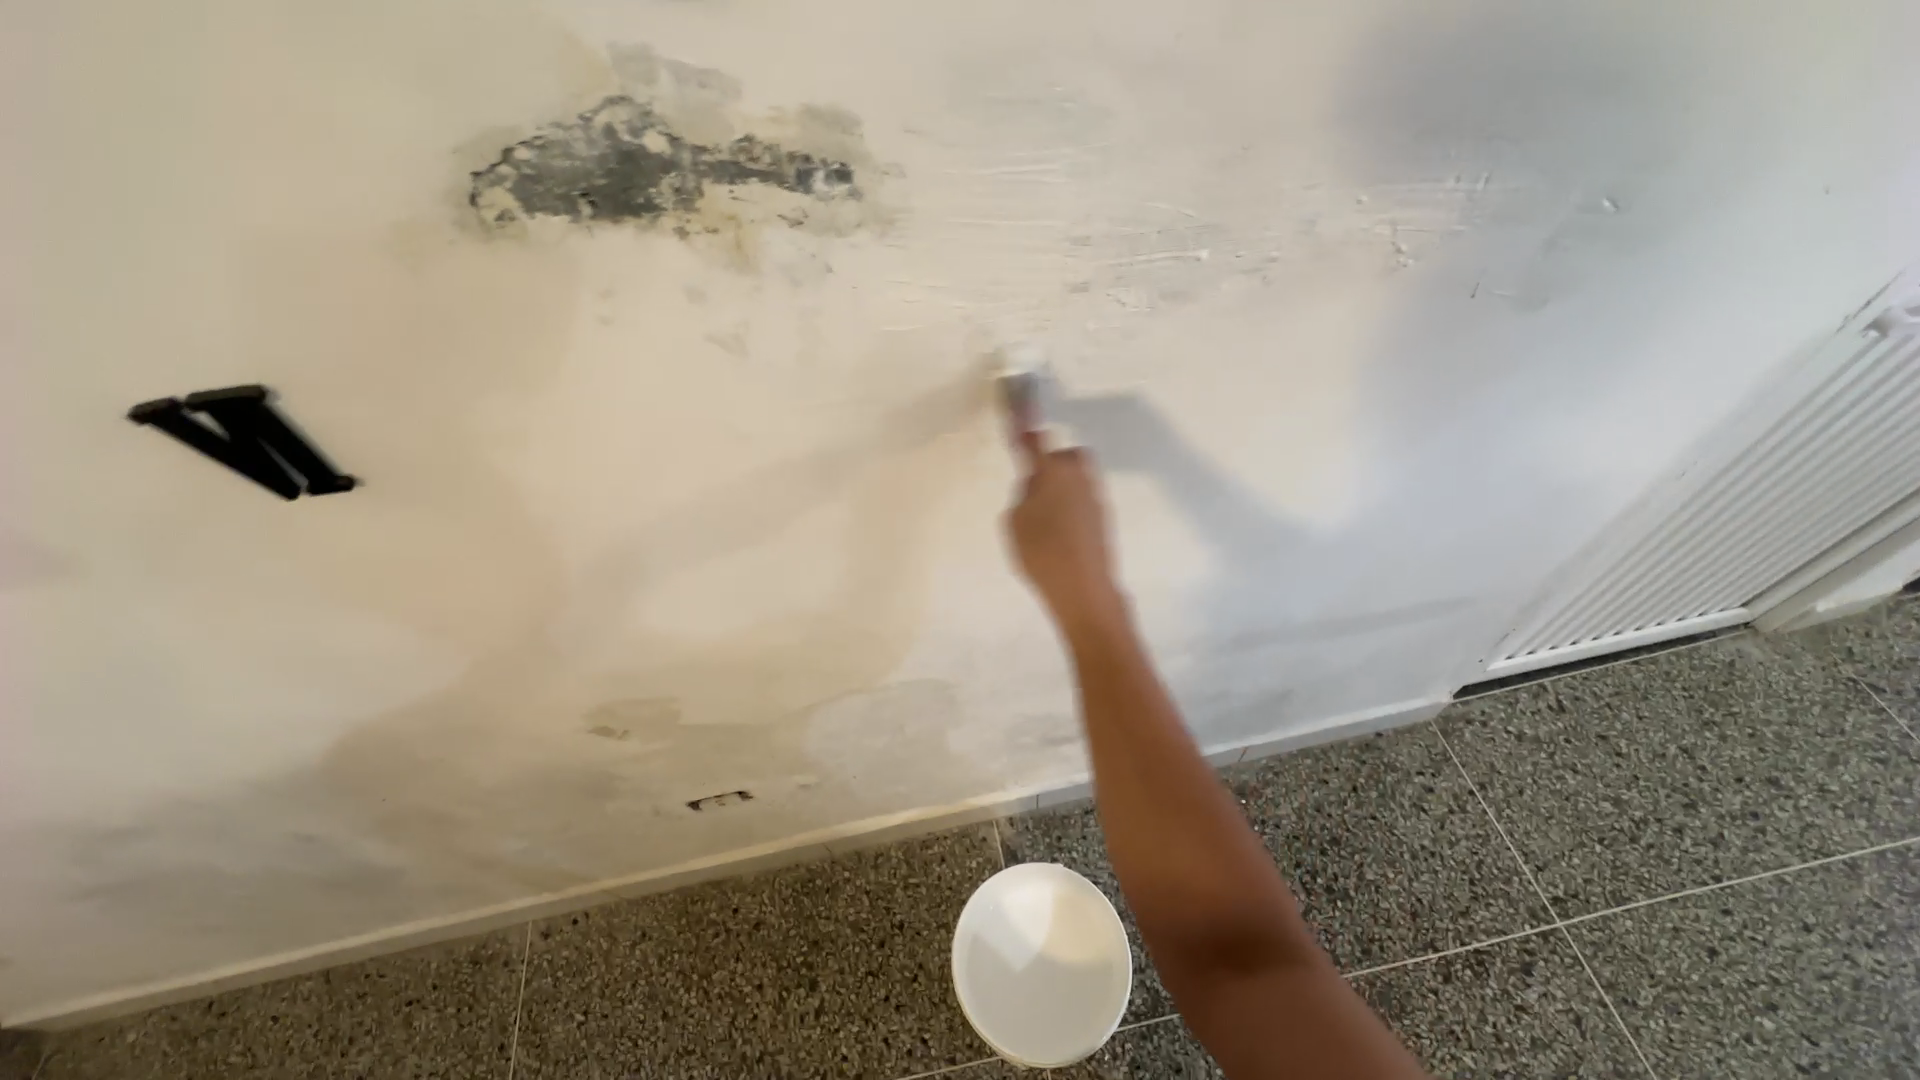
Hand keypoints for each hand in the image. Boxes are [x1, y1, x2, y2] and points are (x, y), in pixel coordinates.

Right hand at [1005, 433, 1129, 637]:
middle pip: (1068, 456)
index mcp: (1053, 472)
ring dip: (1064, 487)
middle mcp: (1079, 478)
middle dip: (1054, 462)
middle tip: (1035, 484)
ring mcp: (1096, 498)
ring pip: (1078, 479)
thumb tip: (1035, 484)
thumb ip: (1023, 496)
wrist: (1084, 588)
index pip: (1035, 441)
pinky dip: (1071, 508)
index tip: (1020, 413)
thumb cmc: (1041, 552)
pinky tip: (1059, 534)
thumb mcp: (1014, 523)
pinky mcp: (1104, 520)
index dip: (1025, 427)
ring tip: (1044, 517)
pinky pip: (1084, 501)